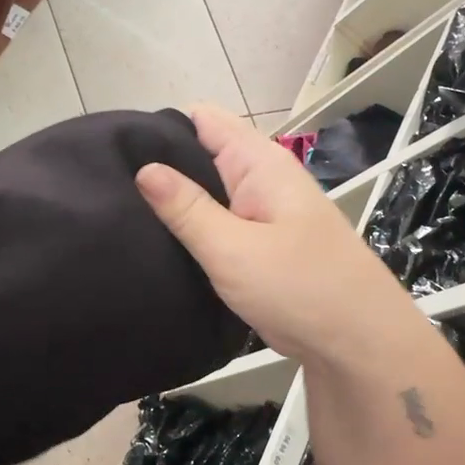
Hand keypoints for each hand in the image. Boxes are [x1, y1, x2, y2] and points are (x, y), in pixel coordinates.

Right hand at [136, 102, 417, 364]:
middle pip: (200, 155)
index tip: (116, 149)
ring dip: (171, 202)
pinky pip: (213, 225)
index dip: (159, 128)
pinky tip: (154, 243)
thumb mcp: (232, 248)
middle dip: (158, 167)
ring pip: (205, 194)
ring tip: (120, 213)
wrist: (356, 344)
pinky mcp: (255, 246)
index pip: (203, 120)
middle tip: (107, 188)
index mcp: (259, 165)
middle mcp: (259, 180)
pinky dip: (188, 230)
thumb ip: (186, 208)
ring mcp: (259, 214)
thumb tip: (143, 168)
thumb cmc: (300, 289)